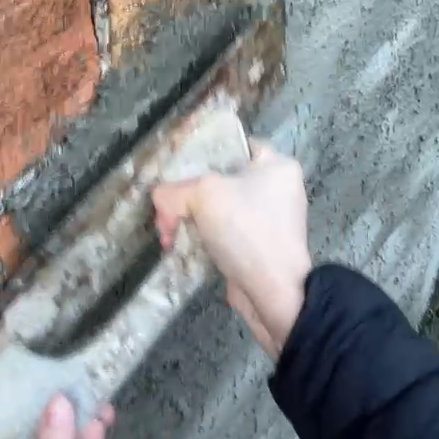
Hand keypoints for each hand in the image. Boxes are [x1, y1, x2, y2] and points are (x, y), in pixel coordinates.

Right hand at [152, 140, 311, 359]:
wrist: (274, 295)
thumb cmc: (246, 230)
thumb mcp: (202, 194)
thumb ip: (173, 191)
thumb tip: (160, 200)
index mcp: (276, 165)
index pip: (234, 144)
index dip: (203, 150)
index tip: (176, 165)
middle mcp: (277, 189)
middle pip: (220, 179)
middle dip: (188, 193)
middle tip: (167, 208)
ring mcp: (270, 221)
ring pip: (218, 208)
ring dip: (191, 220)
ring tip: (168, 233)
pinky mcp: (259, 248)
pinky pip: (224, 233)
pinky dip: (203, 239)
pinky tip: (181, 246)